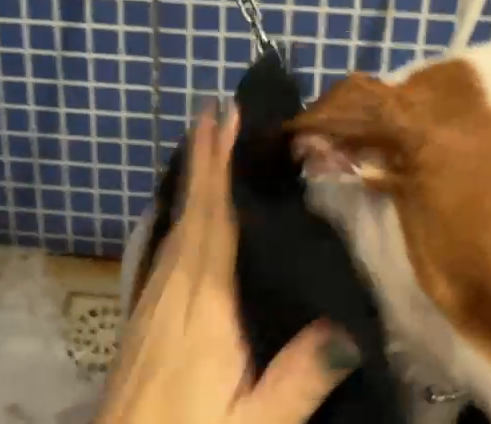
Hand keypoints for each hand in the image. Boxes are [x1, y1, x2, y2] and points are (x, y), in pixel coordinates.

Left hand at [97, 104, 361, 423]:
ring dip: (191, 182)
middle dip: (203, 158)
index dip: (218, 165)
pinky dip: (182, 217)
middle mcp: (173, 290)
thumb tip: (349, 328)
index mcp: (204, 305)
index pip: (214, 220)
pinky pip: (167, 249)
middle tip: (216, 110)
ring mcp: (151, 303)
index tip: (223, 116)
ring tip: (205, 147)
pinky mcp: (141, 319)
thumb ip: (298, 380)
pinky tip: (188, 221)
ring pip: (175, 227)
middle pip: (191, 211)